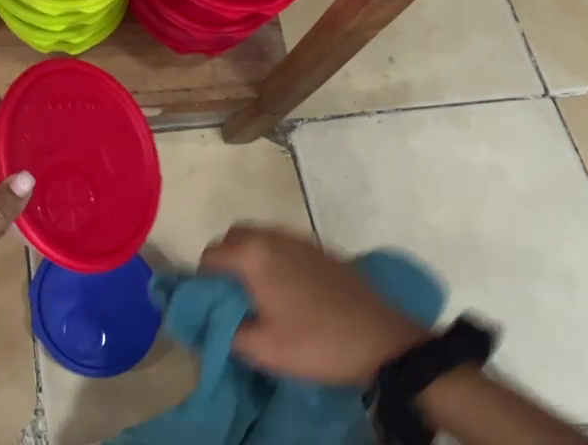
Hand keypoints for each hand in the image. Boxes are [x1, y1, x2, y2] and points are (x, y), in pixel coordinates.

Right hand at [199, 225, 429, 386]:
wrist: (383, 342)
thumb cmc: (317, 344)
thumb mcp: (264, 350)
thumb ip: (226, 332)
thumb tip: (208, 321)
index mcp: (252, 256)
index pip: (210, 256)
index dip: (204, 280)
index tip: (214, 305)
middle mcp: (272, 237)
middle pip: (233, 238)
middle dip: (227, 261)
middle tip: (235, 297)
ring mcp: (300, 240)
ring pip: (260, 238)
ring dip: (252, 258)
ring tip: (262, 294)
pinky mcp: (322, 249)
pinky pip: (285, 245)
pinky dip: (276, 259)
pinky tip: (291, 290)